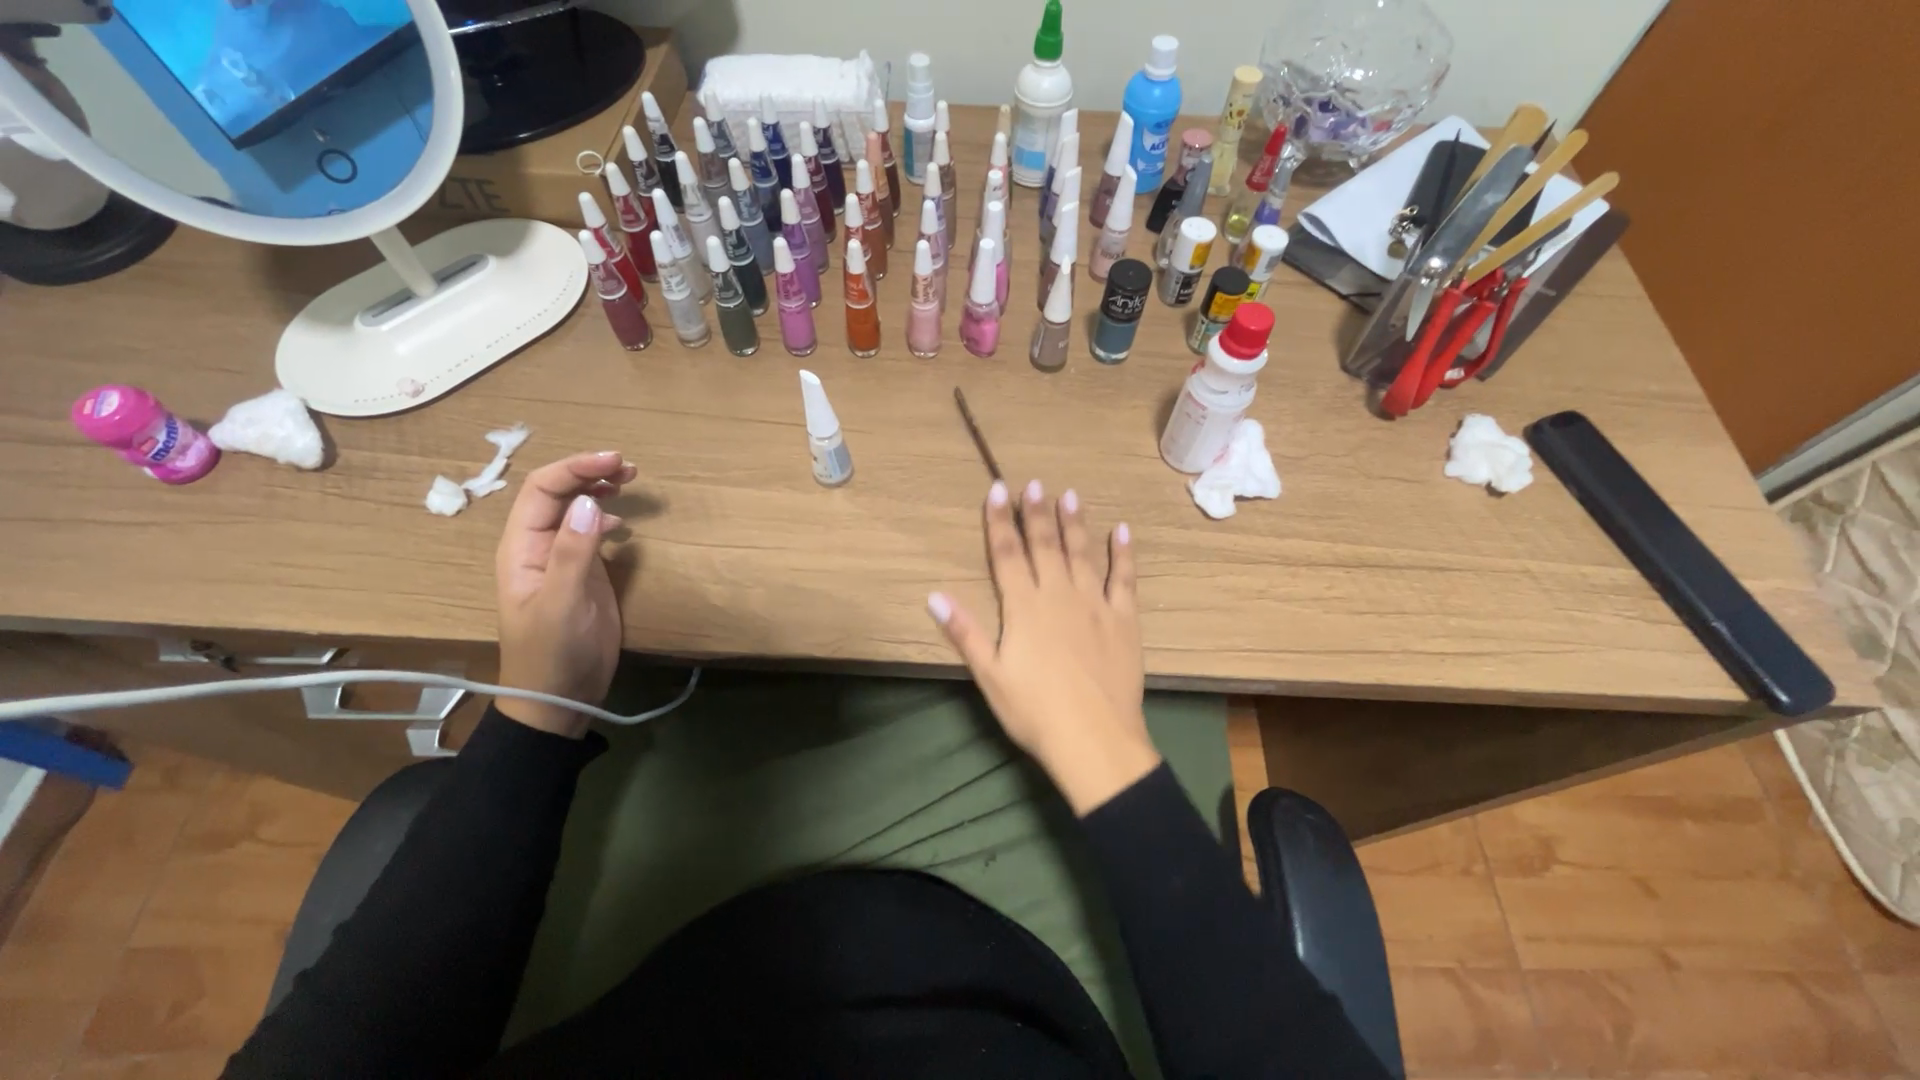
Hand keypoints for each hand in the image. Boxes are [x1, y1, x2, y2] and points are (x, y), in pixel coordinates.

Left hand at [494, 452, 632, 737]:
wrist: (559, 700)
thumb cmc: (553, 654)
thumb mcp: (563, 604)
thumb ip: (573, 552)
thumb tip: (589, 501)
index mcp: (522, 548)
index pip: (542, 490)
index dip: (576, 468)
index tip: (614, 461)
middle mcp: (538, 546)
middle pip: (558, 493)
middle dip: (589, 472)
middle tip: (630, 468)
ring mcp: (561, 560)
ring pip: (575, 509)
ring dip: (599, 488)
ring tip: (630, 479)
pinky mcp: (583, 576)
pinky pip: (590, 533)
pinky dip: (607, 516)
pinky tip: (623, 521)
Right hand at [928, 480, 1160, 814]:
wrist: (1093, 738)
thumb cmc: (1034, 711)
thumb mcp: (990, 675)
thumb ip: (965, 632)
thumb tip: (934, 595)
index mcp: (1024, 607)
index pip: (1007, 554)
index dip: (999, 521)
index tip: (997, 491)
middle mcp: (1059, 595)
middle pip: (1045, 546)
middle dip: (1037, 513)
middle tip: (1034, 483)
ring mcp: (1095, 604)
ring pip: (1083, 553)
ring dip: (1075, 523)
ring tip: (1069, 494)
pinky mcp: (1124, 619)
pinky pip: (1125, 578)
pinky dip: (1123, 553)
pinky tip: (1123, 531)